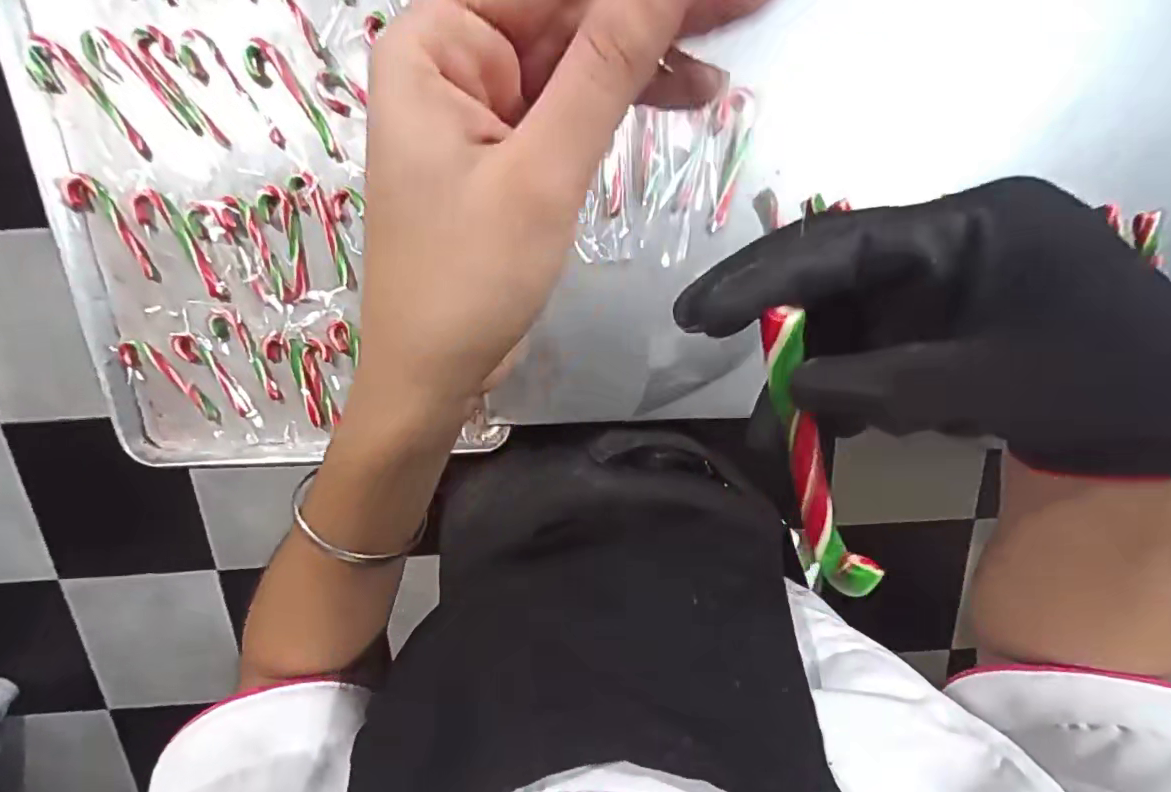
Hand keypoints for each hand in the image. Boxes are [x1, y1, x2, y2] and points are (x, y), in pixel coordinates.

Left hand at [354, 0, 763, 424]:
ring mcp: (475, 114)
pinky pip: (563, 112)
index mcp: (434, 45)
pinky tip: (682, 94)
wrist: (431, 376)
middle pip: (563, 19)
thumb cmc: (468, 282)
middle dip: (647, 20)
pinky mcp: (498, 159)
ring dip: (644, 61)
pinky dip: (615, 108)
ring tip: (725, 53)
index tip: (716, 0)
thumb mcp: (541, 175)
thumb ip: (605, 69)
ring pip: (572, 63)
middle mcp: (449, 65)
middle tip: (739, 14)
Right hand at [673, 177, 1170, 477]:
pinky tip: (836, 427)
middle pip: (831, 278)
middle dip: (774, 323)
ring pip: (840, 325)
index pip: (843, 243)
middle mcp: (941, 248)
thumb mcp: (987, 383)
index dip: (763, 276)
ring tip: (782, 437)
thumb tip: (793, 387)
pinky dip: (841, 392)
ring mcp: (934, 290)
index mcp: (968, 228)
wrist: (1157, 415)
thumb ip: (884, 384)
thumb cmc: (1095, 381)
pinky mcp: (931, 328)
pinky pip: (864, 353)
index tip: (700, 315)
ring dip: (807, 379)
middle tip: (707, 337)